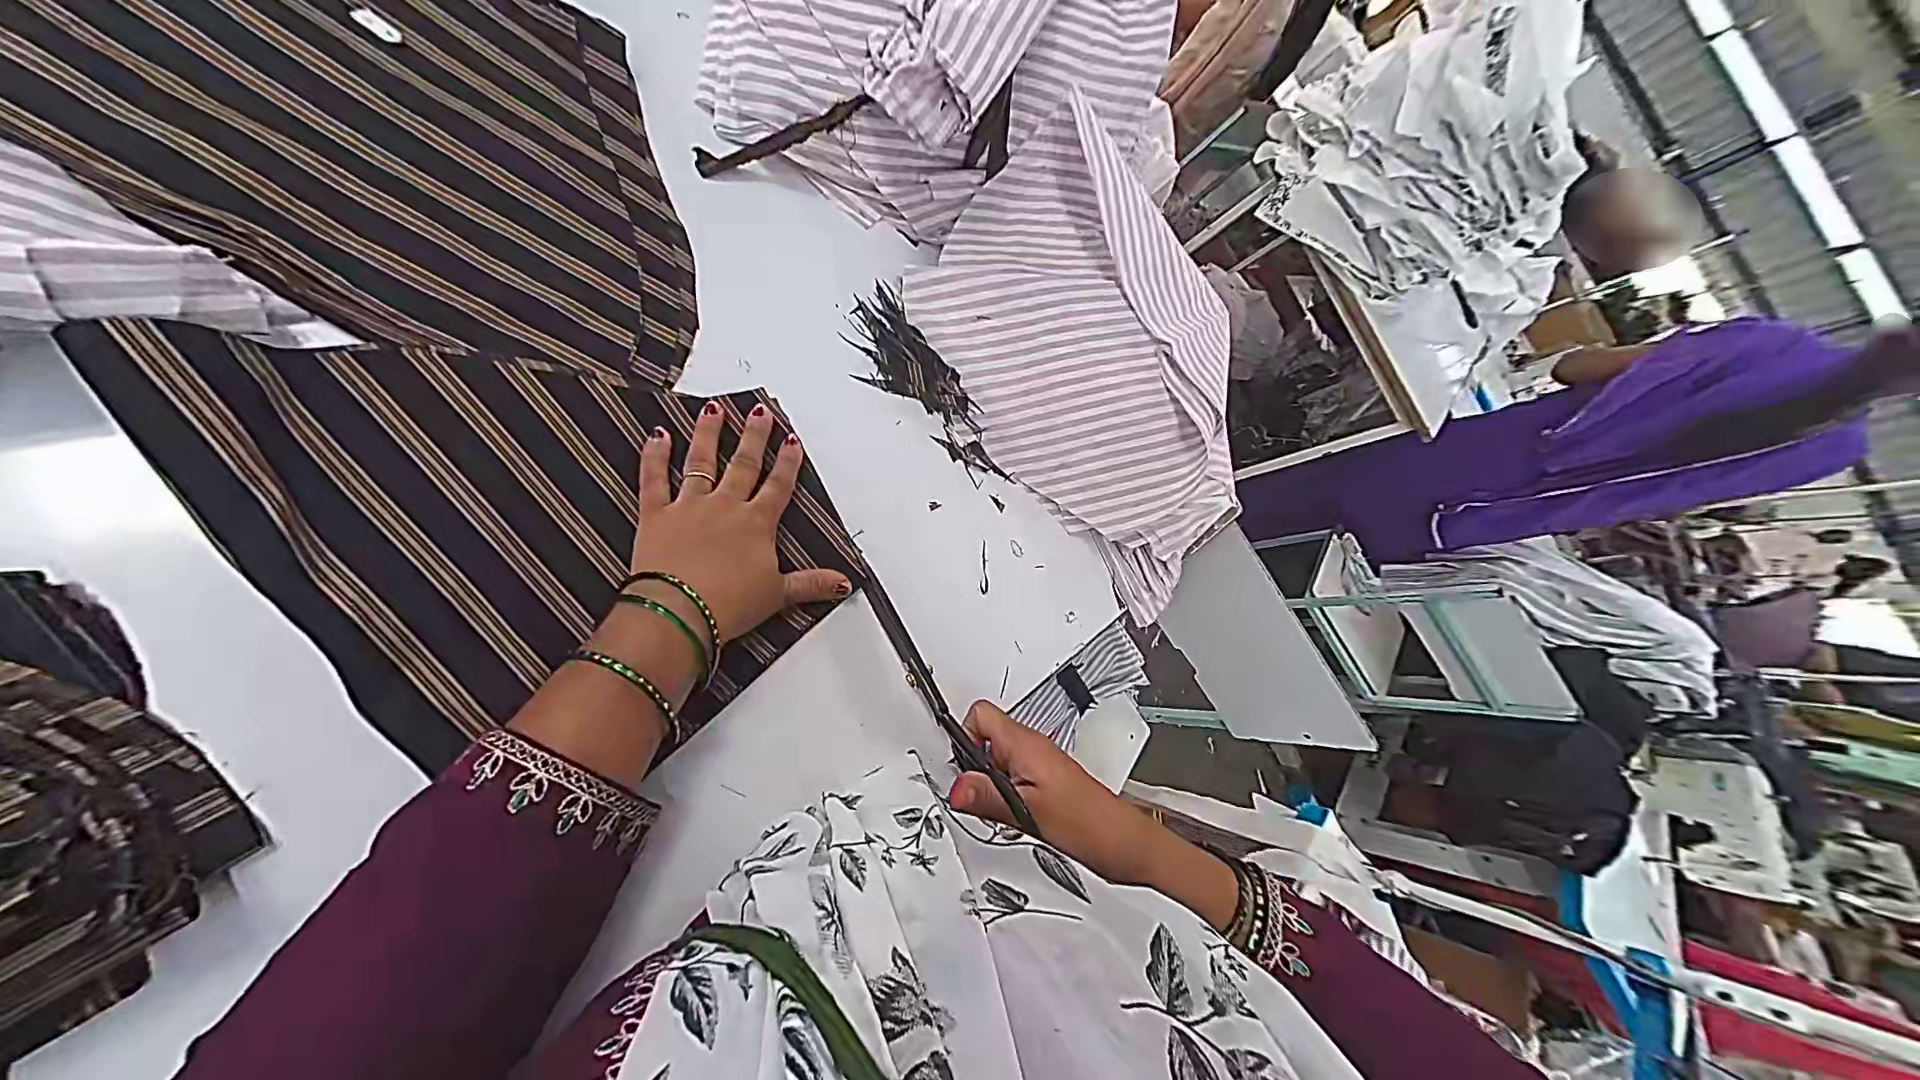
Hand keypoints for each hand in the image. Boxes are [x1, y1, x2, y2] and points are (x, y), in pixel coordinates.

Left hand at [633, 401, 850, 642]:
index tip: (792, 441)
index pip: (778, 485)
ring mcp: (690, 507)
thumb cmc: (726, 604)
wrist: (680, 611)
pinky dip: (655, 456)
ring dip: (708, 434)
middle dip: (754, 436)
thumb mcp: (778, 595)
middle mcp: (725, 508)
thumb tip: (841, 584)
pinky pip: (654, 479)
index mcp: (756, 524)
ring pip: (701, 462)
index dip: (787, 462)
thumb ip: (811, 584)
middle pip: (744, 464)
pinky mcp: (657, 516)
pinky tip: (658, 436)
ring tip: (714, 411)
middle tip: (759, 413)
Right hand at [948, 701, 1177, 887]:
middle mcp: (1032, 746)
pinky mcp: (1045, 778)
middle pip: (984, 736)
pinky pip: (1012, 775)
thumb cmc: (1090, 823)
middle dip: (973, 766)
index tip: (955, 766)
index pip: (979, 714)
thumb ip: (987, 797)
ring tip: (1001, 809)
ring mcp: (1039, 762)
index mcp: (1025, 744)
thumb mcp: (1028, 812)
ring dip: (990, 783)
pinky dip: (1005, 793)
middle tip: (979, 794)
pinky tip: (1015, 816)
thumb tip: (955, 787)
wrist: (1124, 842)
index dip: (962, 736)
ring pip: (997, 758)